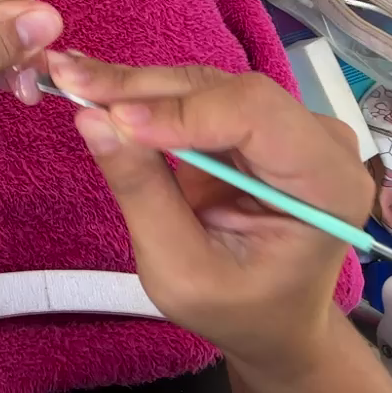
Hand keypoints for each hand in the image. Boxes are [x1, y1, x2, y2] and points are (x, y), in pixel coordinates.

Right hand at [46, 54, 370, 376]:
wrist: (269, 316)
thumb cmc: (236, 308)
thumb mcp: (181, 269)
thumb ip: (142, 192)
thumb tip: (91, 120)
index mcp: (326, 184)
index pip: (255, 116)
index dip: (180, 111)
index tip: (112, 120)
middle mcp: (316, 137)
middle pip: (220, 90)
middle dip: (138, 88)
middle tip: (65, 80)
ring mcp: (284, 121)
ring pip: (197, 83)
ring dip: (129, 84)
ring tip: (67, 77)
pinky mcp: (248, 117)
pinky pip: (188, 93)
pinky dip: (137, 92)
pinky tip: (93, 83)